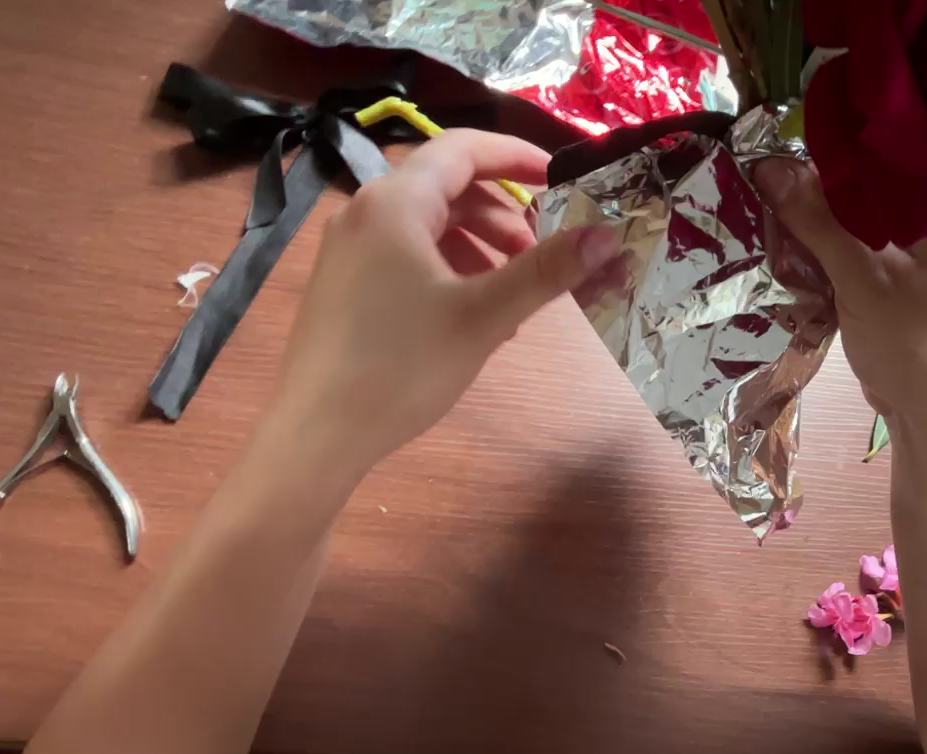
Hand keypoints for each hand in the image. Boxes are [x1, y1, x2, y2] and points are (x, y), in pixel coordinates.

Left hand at [267, 130, 622, 469]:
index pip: (464, 150)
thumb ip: (544, 272)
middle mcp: (365, 213)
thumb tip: (606, 236)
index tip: (561, 179)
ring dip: (479, 251)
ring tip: (509, 299)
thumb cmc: (403, 366)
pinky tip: (468, 319)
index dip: (517, 157)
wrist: (320, 431)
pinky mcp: (344, 286)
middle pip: (448, 190)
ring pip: (429, 229)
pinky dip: (447, 273)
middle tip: (541, 258)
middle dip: (503, 218)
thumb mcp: (483, 317)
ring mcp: (349, 251)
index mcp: (396, 203)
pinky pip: (406, 259)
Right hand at [752, 159, 926, 423]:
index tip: (784, 142)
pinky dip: (827, 257)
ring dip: (818, 227)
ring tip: (771, 211)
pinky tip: (793, 253)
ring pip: (858, 225)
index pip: (888, 154)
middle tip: (767, 180)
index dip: (835, 146)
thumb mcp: (862, 278)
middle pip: (870, 190)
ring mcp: (916, 259)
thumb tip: (767, 167)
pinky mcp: (896, 287)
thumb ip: (818, 222)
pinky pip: (857, 257)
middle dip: (819, 190)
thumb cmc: (913, 344)